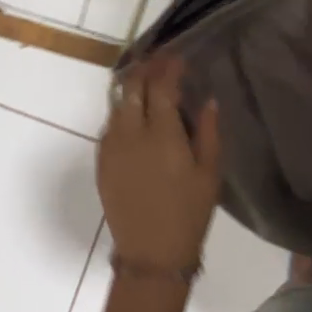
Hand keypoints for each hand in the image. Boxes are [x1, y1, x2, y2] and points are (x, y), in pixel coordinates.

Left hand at [98, 53, 220, 273]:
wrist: (151, 254)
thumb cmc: (188, 214)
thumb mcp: (209, 173)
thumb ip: (208, 132)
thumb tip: (208, 99)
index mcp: (162, 135)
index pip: (161, 86)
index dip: (169, 67)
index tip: (178, 57)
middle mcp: (131, 134)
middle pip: (131, 86)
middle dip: (145, 68)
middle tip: (159, 61)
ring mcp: (111, 147)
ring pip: (117, 103)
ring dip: (131, 87)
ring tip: (146, 81)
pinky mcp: (101, 161)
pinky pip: (109, 125)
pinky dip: (122, 110)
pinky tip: (134, 114)